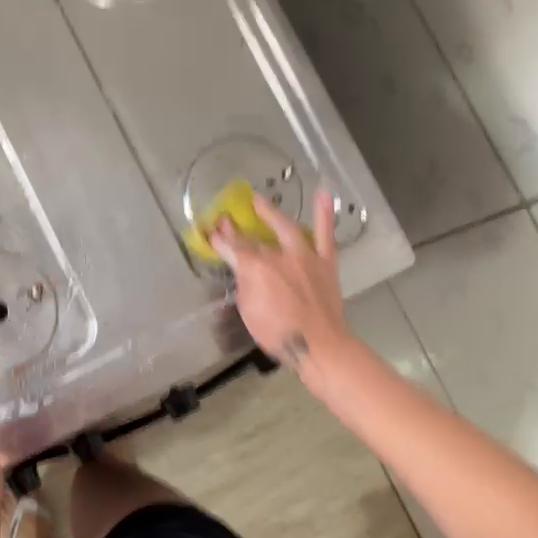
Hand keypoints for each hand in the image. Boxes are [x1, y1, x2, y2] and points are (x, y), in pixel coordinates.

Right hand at [210, 186, 349, 372]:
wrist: (318, 344)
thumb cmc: (277, 333)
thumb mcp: (248, 310)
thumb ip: (245, 284)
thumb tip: (245, 270)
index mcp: (256, 268)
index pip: (233, 249)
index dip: (221, 240)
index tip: (212, 233)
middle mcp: (279, 255)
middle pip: (254, 238)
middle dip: (237, 228)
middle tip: (226, 219)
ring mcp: (304, 256)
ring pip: (286, 228)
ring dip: (271, 213)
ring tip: (260, 199)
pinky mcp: (325, 261)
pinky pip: (325, 234)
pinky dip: (325, 214)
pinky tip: (324, 194)